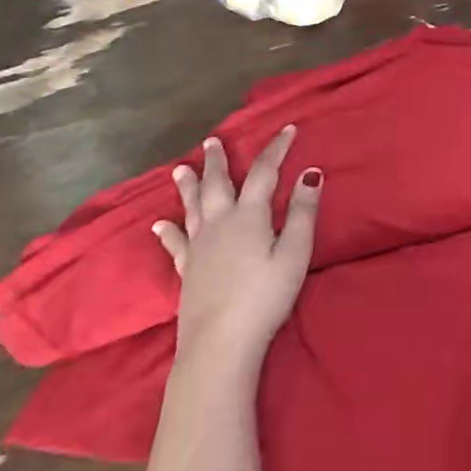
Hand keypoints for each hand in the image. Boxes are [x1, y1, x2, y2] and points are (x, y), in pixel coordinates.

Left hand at [153, 126, 320, 371]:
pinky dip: (168, 231)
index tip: (287, 129)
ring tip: (181, 168)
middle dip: (218, 161)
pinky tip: (159, 225)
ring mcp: (199, 247)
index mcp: (248, 216)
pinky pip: (176, 243)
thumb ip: (302, 212)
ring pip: (192, 207)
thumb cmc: (265, 296)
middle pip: (217, 184)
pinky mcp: (187, 270)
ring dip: (189, 186)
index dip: (276, 148)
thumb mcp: (294, 252)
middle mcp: (219, 223)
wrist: (220, 342)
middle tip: (213, 140)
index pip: (264, 172)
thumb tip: (311, 172)